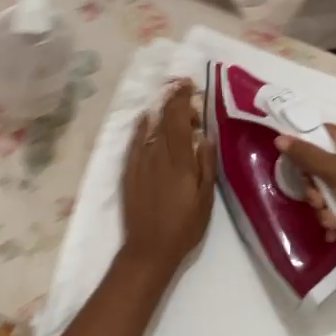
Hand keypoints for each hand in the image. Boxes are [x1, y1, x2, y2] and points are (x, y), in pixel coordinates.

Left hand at [118, 79, 213, 279]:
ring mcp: (140, 162)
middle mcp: (157, 155)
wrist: (149, 249)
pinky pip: (134, 141)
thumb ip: (206, 164)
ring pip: (150, 127)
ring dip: (160, 110)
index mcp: (179, 160)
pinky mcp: (129, 171)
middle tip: (183, 88)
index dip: (183, 99)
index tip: (190, 85)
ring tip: (170, 100)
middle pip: (164, 119)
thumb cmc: (184, 226)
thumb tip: (204, 135)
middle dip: (173, 99)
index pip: (179, 119)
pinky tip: (146, 118)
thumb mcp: (205, 198)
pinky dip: (141, 126)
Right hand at [277, 126, 335, 240]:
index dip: (303, 146)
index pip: (318, 133)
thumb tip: (279, 138)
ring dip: (323, 207)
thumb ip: (306, 155)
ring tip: (329, 221)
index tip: (293, 164)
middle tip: (316, 201)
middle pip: (319, 166)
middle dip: (313, 188)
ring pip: (327, 189)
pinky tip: (334, 229)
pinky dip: (334, 217)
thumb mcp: (334, 170)